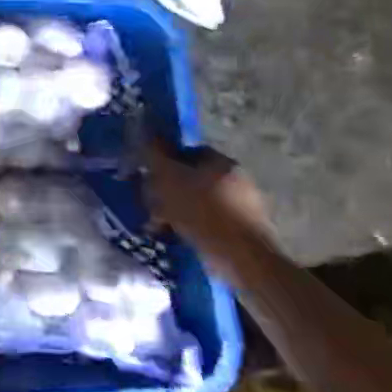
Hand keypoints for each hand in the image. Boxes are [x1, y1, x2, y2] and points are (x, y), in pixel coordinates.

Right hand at [144, 142, 275, 261]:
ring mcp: (244, 207)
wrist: (240, 256)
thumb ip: (155, 154)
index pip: (189, 152)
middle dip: (170, 189)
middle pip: (193, 178)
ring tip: (159, 223)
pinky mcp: (244, 231)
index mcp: (223, 162)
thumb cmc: (200, 209)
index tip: (150, 174)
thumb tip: (148, 134)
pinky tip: (176, 235)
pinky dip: (192, 226)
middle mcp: (238, 180)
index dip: (166, 161)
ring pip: (199, 201)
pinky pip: (209, 221)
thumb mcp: (168, 176)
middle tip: (151, 201)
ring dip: (178, 209)